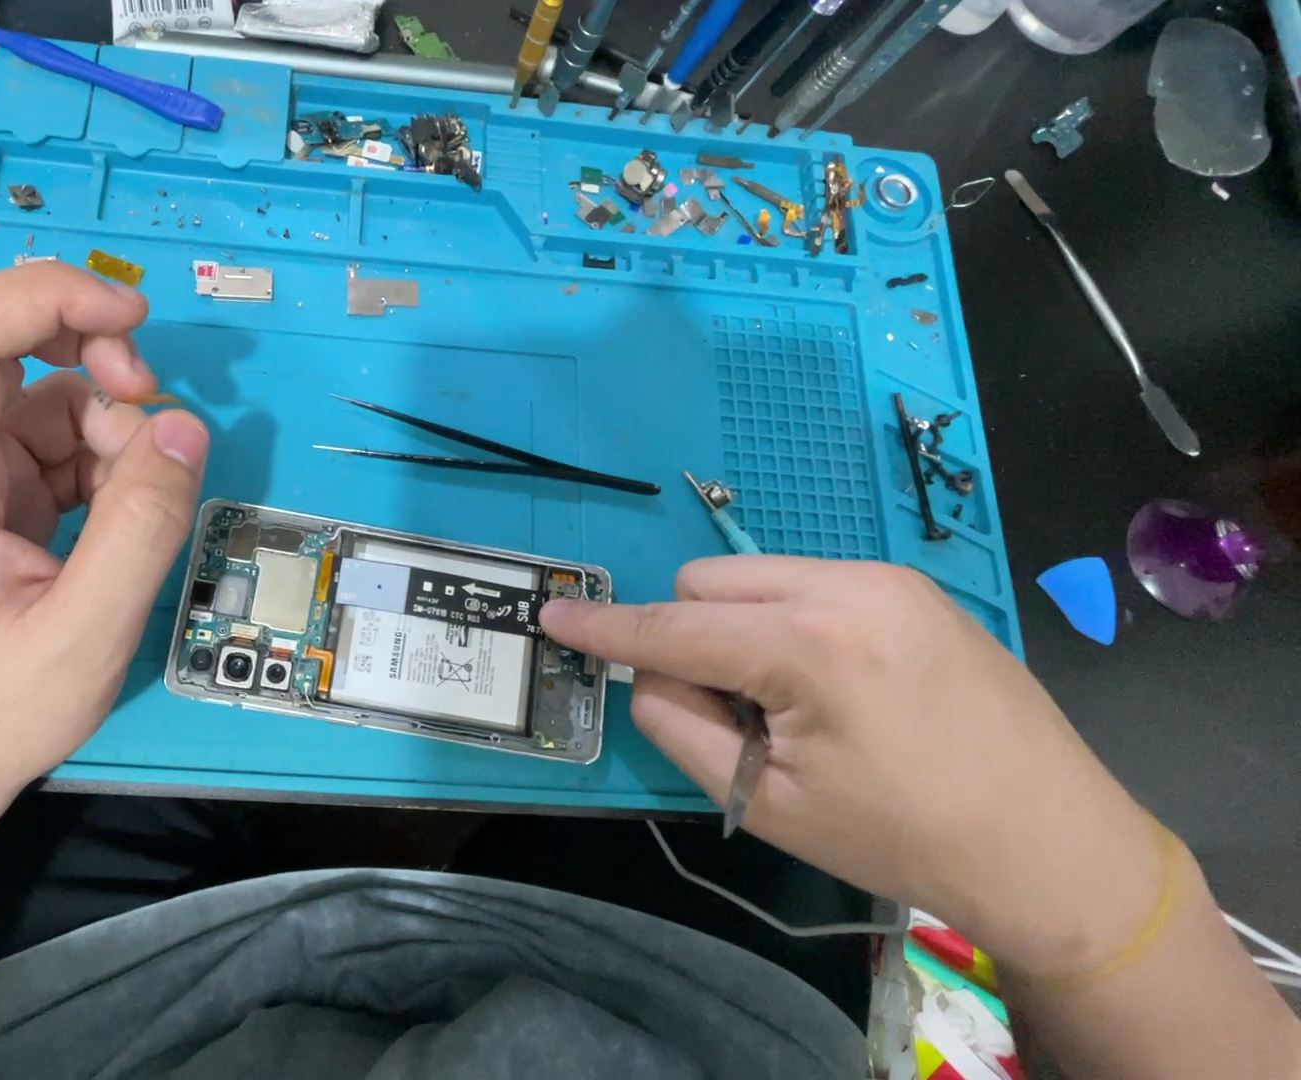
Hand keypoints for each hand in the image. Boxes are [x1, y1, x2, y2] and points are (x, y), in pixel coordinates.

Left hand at [0, 264, 208, 868]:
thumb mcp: (86, 634)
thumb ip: (143, 527)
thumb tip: (183, 427)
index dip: (45, 297)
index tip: (133, 316)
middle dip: (88, 350)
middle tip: (151, 397)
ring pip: (45, 399)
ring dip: (111, 423)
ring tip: (146, 492)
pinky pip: (59, 446)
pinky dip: (106, 462)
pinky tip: (127, 509)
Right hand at [540, 557, 1162, 973]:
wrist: (1056, 847)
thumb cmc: (899, 837)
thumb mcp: (763, 800)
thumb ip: (678, 724)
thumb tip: (651, 671)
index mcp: (809, 645)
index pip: (673, 627)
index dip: (605, 627)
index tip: (553, 616)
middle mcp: (846, 586)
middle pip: (704, 584)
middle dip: (690, 638)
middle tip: (734, 712)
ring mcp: (885, 577)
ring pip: (749, 576)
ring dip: (734, 627)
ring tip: (787, 698)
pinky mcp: (908, 585)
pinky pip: (800, 581)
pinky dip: (780, 620)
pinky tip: (829, 680)